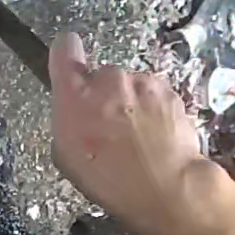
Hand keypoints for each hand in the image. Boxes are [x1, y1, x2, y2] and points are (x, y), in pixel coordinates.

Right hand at [49, 32, 225, 234]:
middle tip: (110, 131)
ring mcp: (141, 83)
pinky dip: (155, 113)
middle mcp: (108, 79)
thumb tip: (76, 114)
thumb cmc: (110, 178)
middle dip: (105, 98)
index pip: (64, 49)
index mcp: (74, 94)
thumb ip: (67, 121)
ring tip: (137, 142)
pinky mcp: (169, 91)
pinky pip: (155, 97)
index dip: (67, 55)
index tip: (70, 64)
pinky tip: (156, 140)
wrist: (166, 186)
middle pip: (102, 78)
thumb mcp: (67, 157)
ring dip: (132, 106)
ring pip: (131, 89)